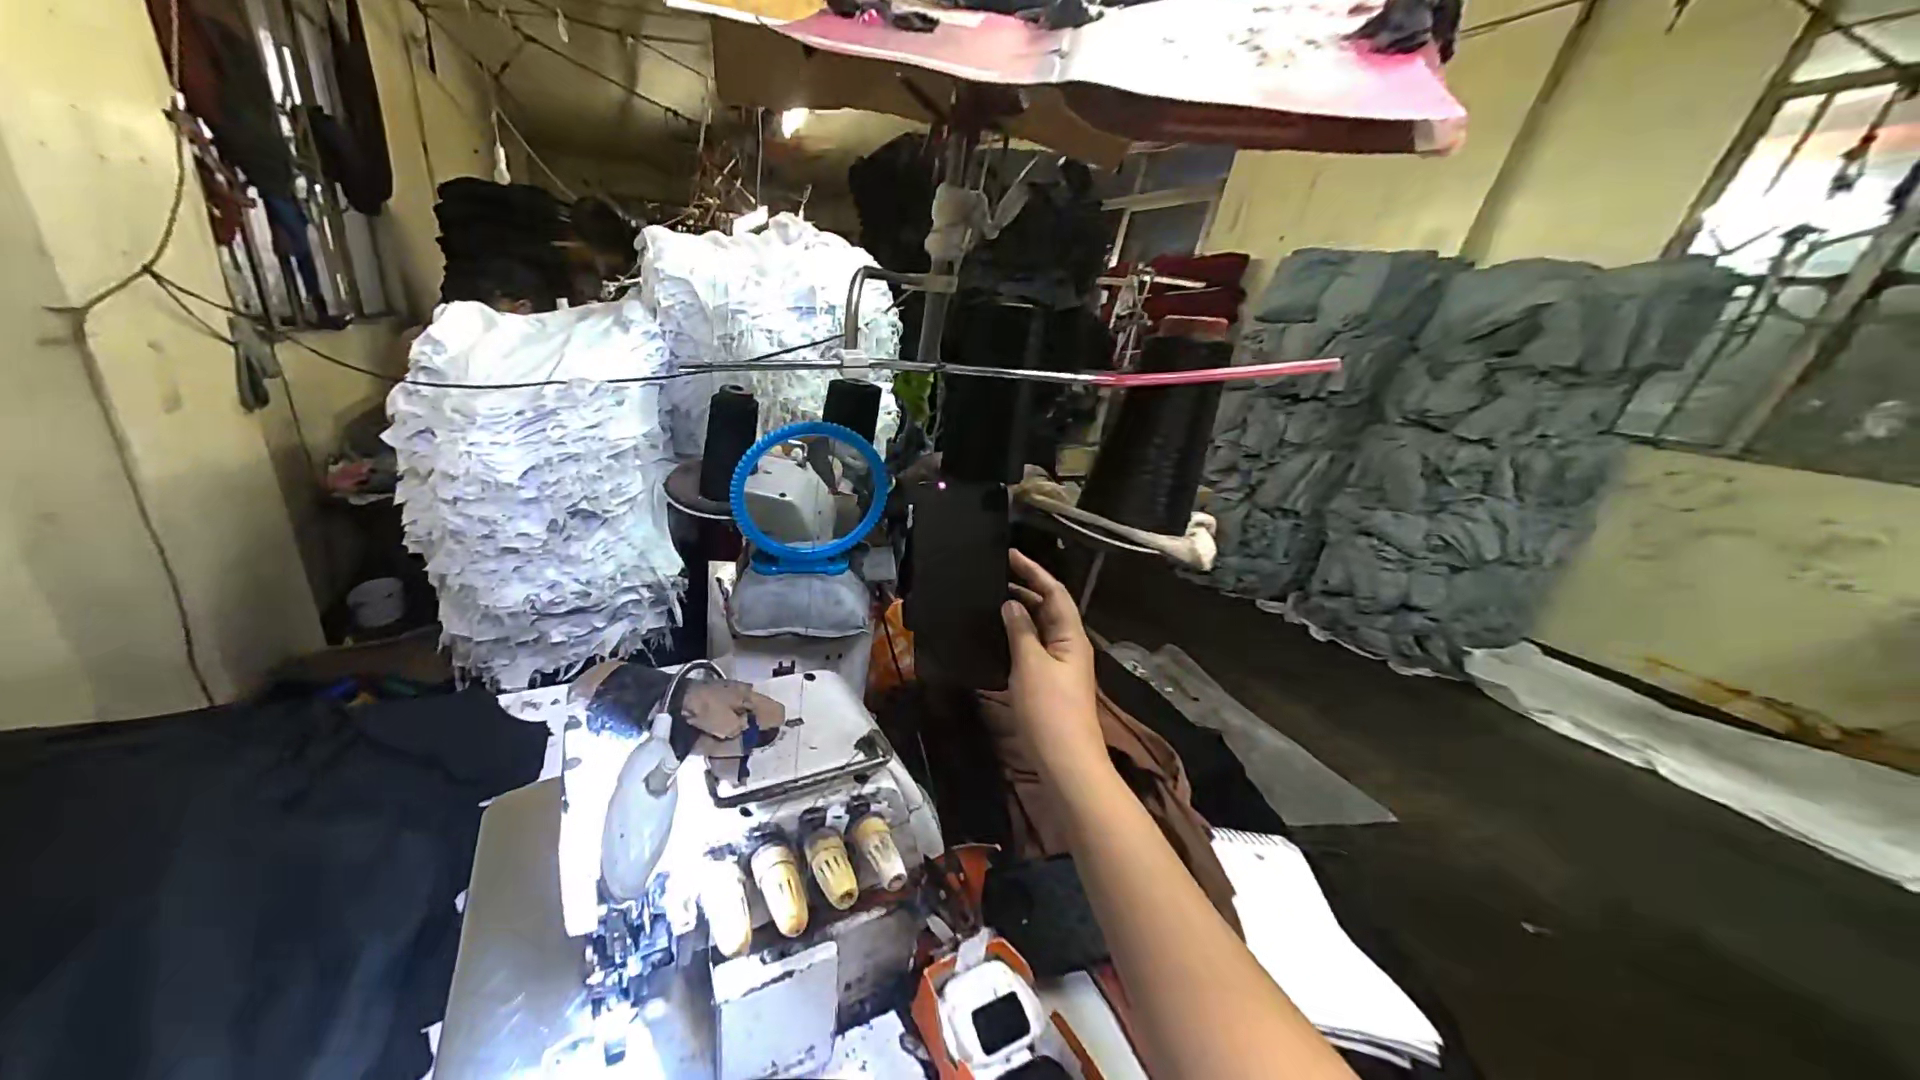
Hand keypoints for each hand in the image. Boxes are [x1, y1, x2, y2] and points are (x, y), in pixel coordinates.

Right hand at [1000, 550, 1104, 779]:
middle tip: (995, 577)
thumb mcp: (1031, 664)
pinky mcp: (1050, 684)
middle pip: (1049, 608)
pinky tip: (999, 638)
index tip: (1011, 555)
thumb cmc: (1050, 710)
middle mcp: (1070, 646)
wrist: (1066, 761)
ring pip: (1041, 629)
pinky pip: (1034, 649)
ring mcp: (1061, 666)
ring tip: (993, 600)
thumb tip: (1012, 604)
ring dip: (1020, 613)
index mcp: (1071, 635)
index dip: (1034, 571)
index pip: (1055, 592)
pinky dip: (1018, 637)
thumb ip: (1021, 631)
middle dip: (1026, 589)